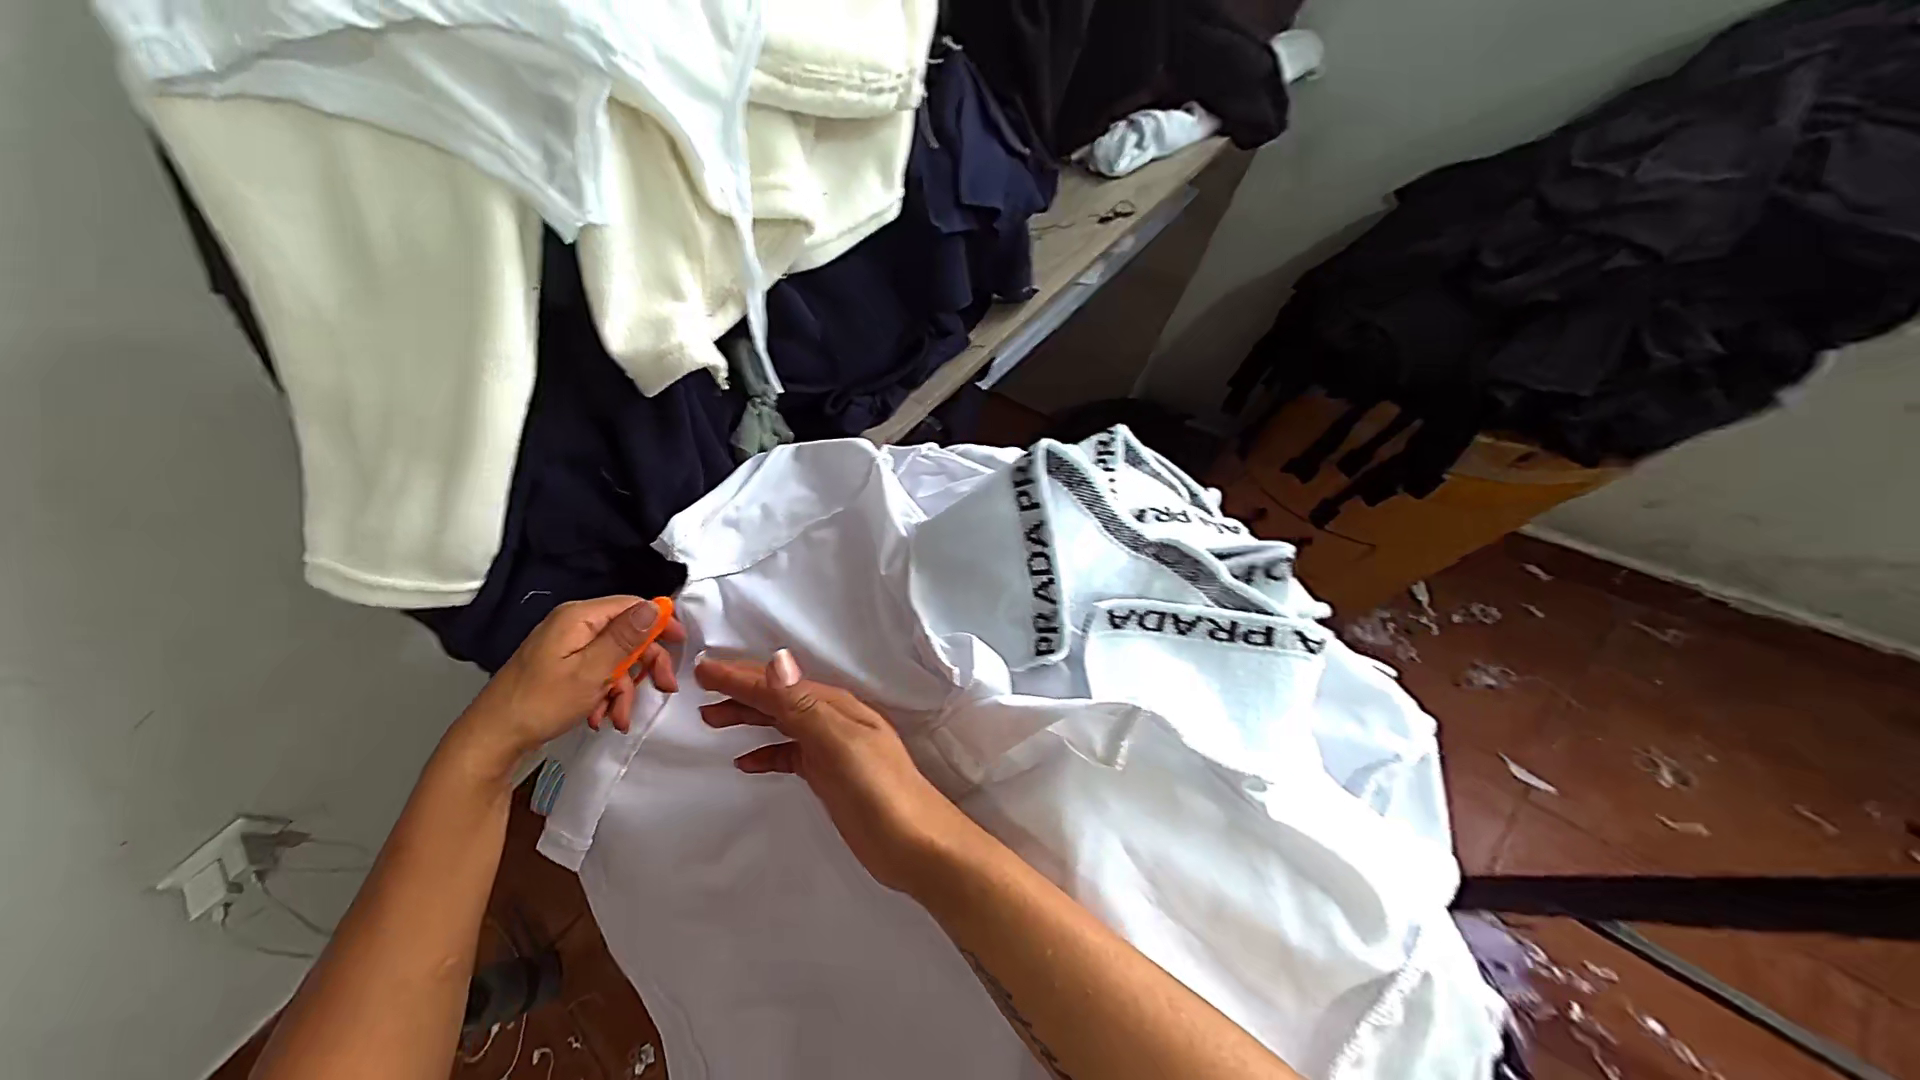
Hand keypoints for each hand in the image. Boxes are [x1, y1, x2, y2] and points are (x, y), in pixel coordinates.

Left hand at [452, 596, 684, 773]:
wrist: (492, 740)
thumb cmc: (539, 704)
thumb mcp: (592, 671)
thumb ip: (626, 637)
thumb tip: (654, 606)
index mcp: (579, 618)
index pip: (633, 605)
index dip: (660, 622)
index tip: (680, 644)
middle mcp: (574, 626)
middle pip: (628, 634)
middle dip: (646, 664)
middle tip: (663, 687)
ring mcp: (568, 647)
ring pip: (617, 658)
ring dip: (625, 688)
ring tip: (618, 715)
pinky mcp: (564, 667)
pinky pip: (600, 672)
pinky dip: (607, 694)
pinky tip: (602, 715)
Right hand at [695, 651, 987, 894]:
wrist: (916, 845)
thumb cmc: (879, 792)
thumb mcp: (839, 744)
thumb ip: (805, 706)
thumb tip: (775, 659)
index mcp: (834, 707)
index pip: (778, 684)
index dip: (740, 676)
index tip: (702, 669)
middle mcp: (832, 720)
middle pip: (779, 699)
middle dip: (740, 692)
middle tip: (700, 691)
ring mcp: (832, 749)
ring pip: (782, 723)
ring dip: (749, 718)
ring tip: (712, 720)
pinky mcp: (829, 776)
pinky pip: (790, 754)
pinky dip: (766, 752)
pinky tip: (746, 762)